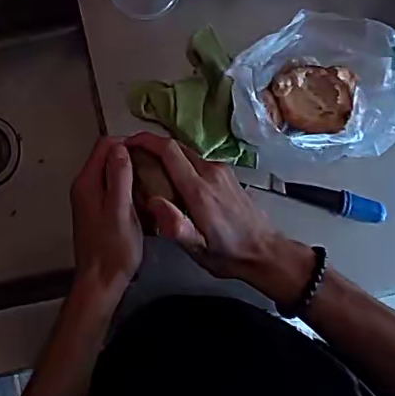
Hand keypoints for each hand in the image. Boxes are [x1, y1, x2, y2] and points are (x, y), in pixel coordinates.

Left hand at [69, 136, 141, 300]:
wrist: (100, 283)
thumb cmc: (113, 249)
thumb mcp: (121, 209)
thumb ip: (120, 176)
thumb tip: (121, 147)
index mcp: (87, 182)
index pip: (105, 145)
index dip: (127, 143)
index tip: (149, 152)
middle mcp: (85, 186)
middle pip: (108, 156)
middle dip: (131, 156)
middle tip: (155, 166)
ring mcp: (90, 198)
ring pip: (112, 172)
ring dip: (131, 173)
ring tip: (153, 181)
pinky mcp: (98, 210)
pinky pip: (113, 187)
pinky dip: (129, 188)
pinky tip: (144, 199)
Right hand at [126, 132, 316, 307]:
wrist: (265, 251)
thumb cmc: (228, 254)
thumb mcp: (199, 250)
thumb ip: (176, 226)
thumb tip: (152, 202)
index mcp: (199, 190)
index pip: (169, 151)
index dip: (147, 141)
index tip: (129, 142)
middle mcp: (210, 172)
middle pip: (176, 146)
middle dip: (152, 145)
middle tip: (132, 155)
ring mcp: (220, 170)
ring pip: (187, 152)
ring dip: (165, 153)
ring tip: (148, 167)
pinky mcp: (226, 173)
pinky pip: (197, 160)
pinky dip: (180, 162)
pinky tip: (173, 178)